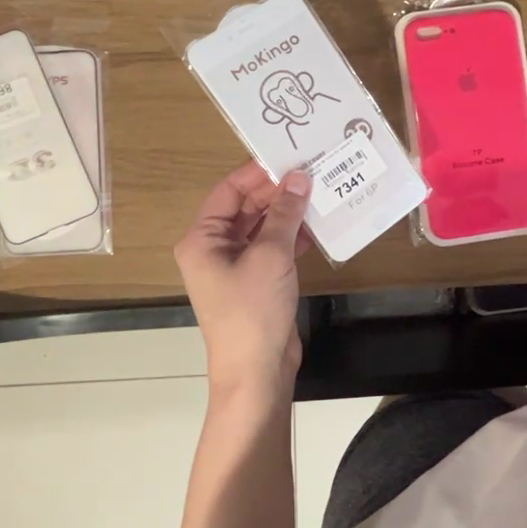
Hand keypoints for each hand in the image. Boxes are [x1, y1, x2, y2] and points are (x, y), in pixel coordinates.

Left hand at [175, 161, 314, 390]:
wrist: (257, 371)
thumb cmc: (253, 310)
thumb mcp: (270, 255)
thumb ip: (285, 213)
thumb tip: (300, 177)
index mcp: (202, 239)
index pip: (229, 190)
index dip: (258, 172)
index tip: (290, 156)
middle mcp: (215, 249)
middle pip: (247, 207)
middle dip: (278, 191)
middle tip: (314, 171)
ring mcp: (237, 266)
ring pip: (264, 227)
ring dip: (290, 213)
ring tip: (323, 191)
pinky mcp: (259, 281)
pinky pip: (275, 248)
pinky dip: (296, 236)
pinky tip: (322, 224)